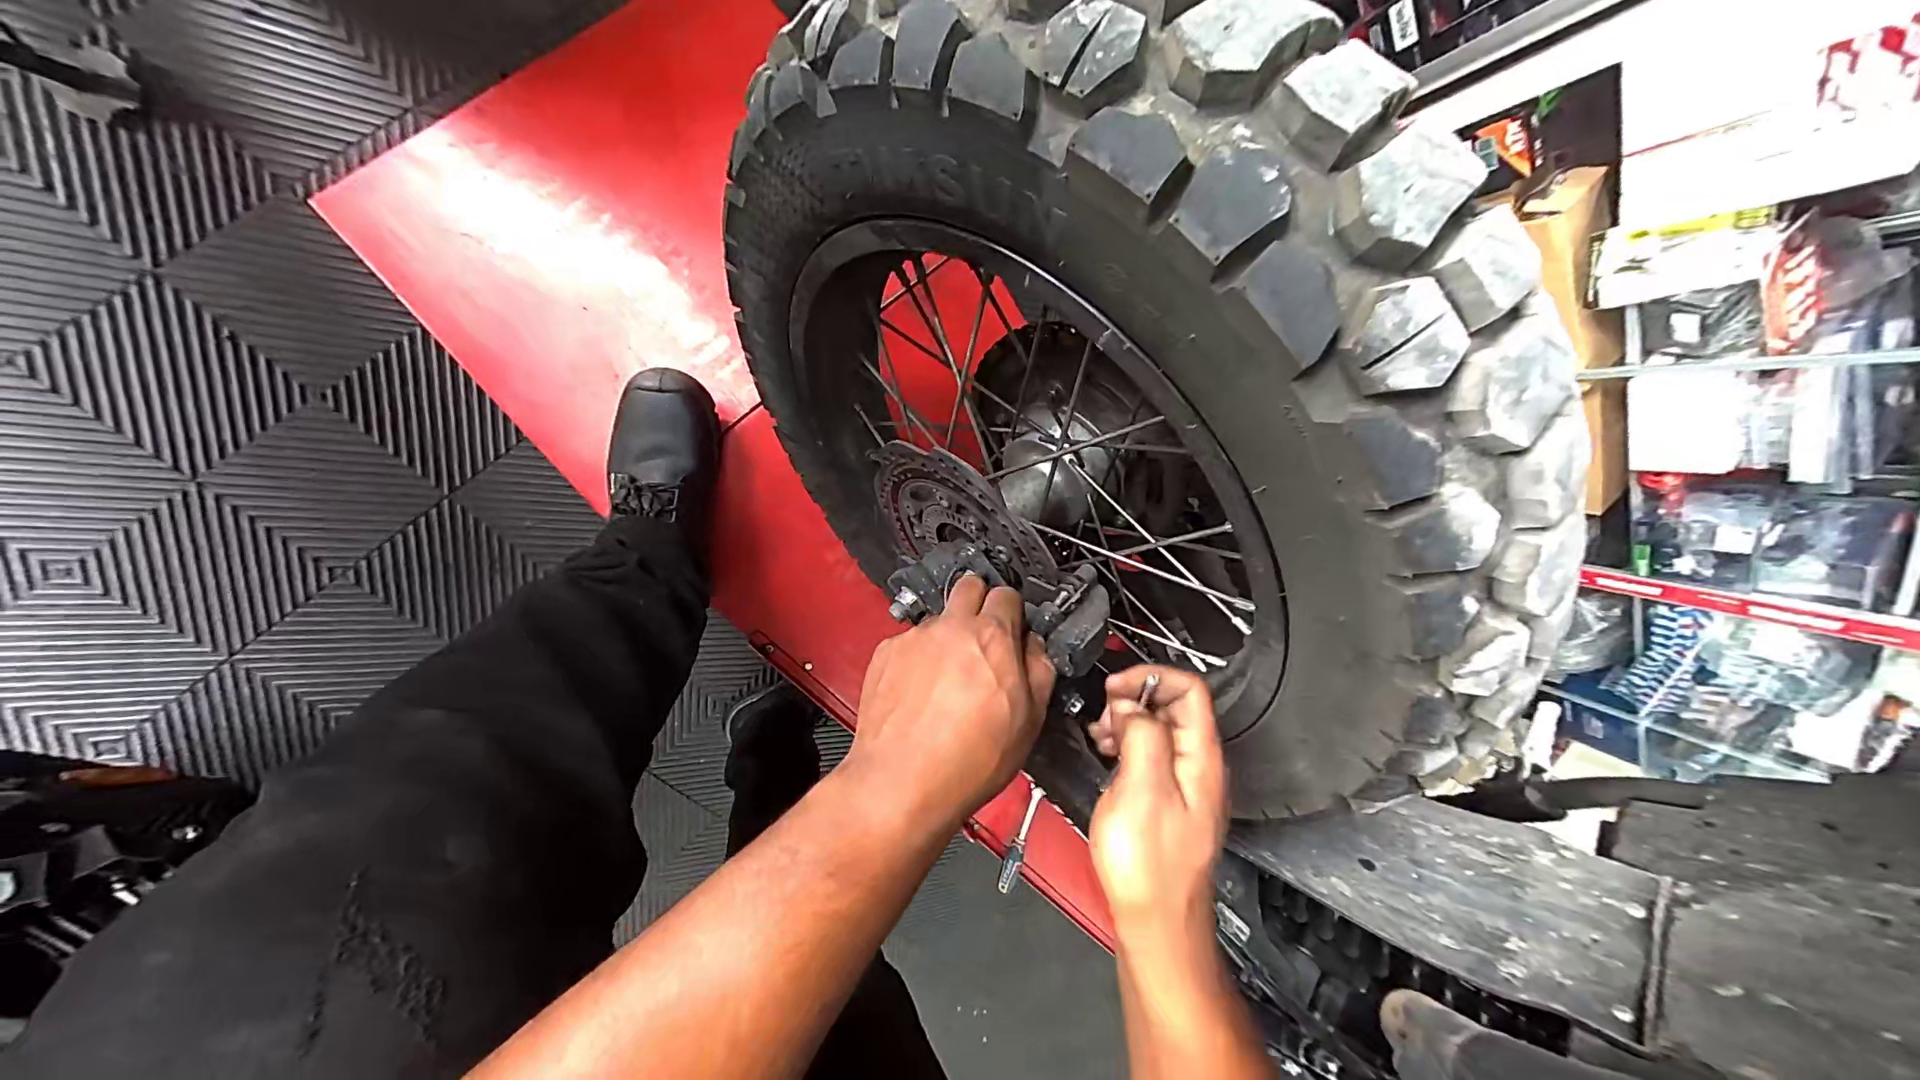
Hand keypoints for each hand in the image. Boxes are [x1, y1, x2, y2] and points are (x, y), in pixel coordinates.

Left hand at [848, 573, 1055, 827]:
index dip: (1014, 612)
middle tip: (985, 636)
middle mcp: (950, 627)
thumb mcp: (1029, 719)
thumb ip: (1039, 669)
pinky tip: (923, 692)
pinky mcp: (886, 654)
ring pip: (939, 618)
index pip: (1008, 595)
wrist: (903, 781)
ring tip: (950, 679)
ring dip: (948, 636)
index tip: (1013, 629)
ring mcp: (914, 639)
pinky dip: (918, 658)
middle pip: (969, 585)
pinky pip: (909, 642)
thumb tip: (1035, 649)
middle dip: (980, 603)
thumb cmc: (965, 760)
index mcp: (991, 636)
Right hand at [1088, 666, 1227, 932]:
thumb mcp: (1141, 789)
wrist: (1155, 921)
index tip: (1117, 688)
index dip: (1151, 678)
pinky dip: (1125, 743)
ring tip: (1102, 737)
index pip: (1190, 688)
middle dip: (1133, 699)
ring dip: (1125, 721)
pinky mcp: (1166, 797)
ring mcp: (1183, 782)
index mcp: (1200, 758)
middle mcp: (1198, 766)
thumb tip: (1132, 707)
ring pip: (1158, 727)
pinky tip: (1107, 756)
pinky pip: (1149, 751)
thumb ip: (1140, 735)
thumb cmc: (1150, 868)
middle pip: (1172, 705)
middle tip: (1105, 717)